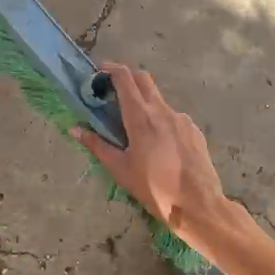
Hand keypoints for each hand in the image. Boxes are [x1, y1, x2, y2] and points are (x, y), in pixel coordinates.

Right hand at [71, 63, 248, 242]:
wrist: (200, 206)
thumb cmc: (155, 189)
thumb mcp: (120, 169)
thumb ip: (97, 145)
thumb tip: (75, 128)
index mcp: (140, 117)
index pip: (124, 78)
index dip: (110, 68)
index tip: (99, 71)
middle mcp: (162, 110)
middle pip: (143, 79)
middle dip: (127, 78)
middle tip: (113, 92)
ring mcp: (182, 119)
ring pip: (158, 99)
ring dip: (144, 102)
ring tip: (137, 128)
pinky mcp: (194, 131)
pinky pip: (173, 117)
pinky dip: (161, 121)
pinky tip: (160, 145)